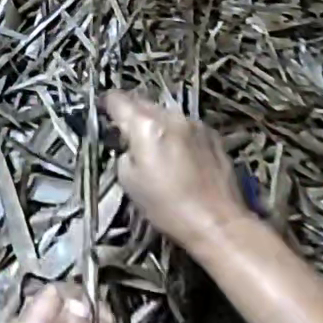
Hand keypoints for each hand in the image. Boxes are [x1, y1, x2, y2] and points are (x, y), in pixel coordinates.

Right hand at [104, 91, 248, 252]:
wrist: (218, 223)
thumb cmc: (168, 207)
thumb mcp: (129, 182)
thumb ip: (124, 152)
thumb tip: (129, 144)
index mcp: (144, 125)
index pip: (116, 99)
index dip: (106, 104)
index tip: (104, 113)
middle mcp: (169, 115)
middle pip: (141, 102)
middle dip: (132, 114)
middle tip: (129, 135)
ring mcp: (193, 122)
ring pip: (164, 113)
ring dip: (156, 124)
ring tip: (158, 148)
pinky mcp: (211, 133)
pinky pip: (185, 124)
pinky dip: (177, 133)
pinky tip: (181, 156)